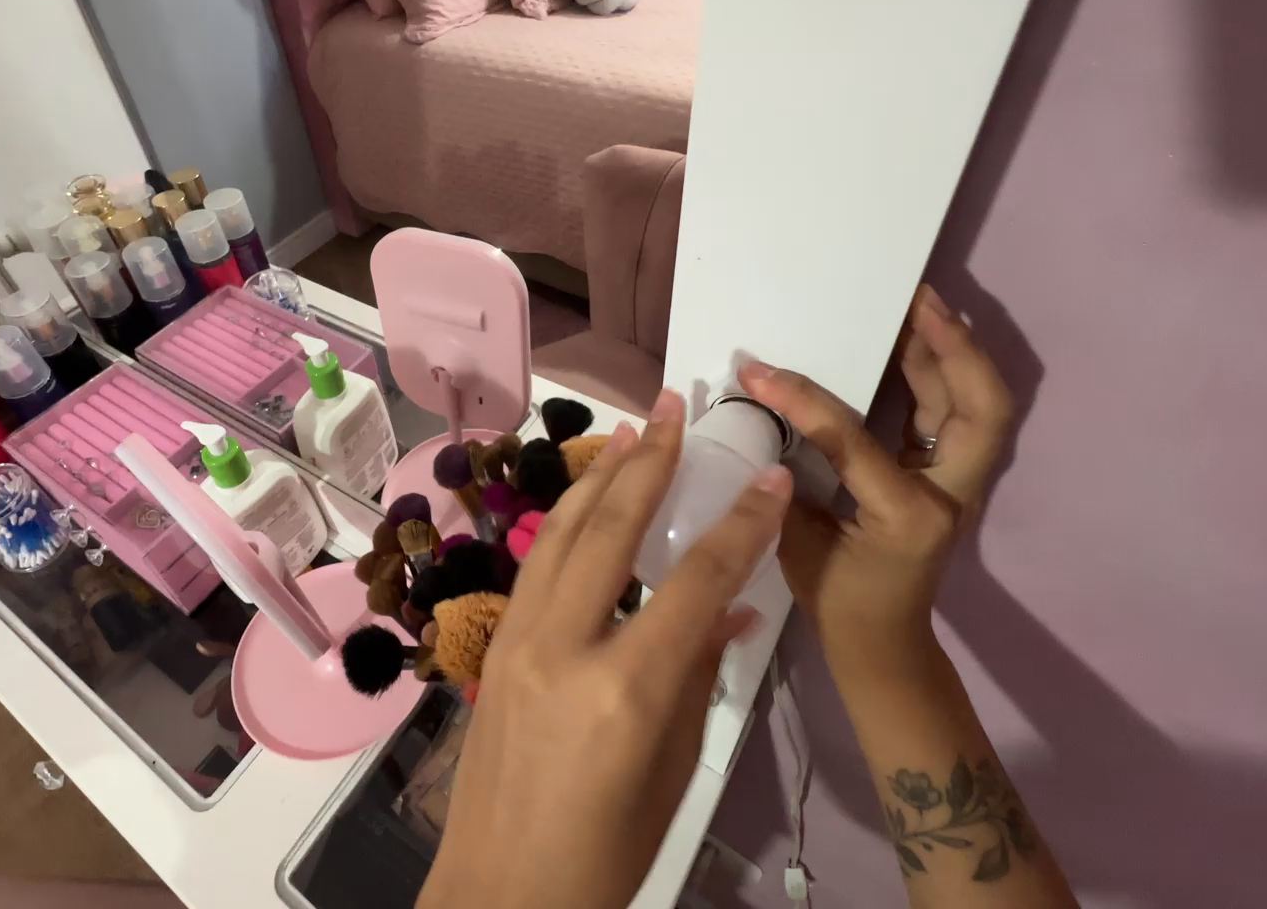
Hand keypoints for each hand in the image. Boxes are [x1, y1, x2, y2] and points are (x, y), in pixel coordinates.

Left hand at [419, 390, 791, 908]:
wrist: (501, 890)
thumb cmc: (607, 848)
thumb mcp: (674, 766)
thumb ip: (700, 672)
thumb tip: (734, 607)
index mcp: (626, 687)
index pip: (696, 581)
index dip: (741, 522)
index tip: (770, 475)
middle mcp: (564, 644)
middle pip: (612, 529)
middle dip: (650, 461)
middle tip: (672, 406)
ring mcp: (518, 637)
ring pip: (562, 532)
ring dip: (599, 476)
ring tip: (629, 432)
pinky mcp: (496, 643)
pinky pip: (537, 563)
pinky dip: (565, 519)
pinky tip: (585, 497)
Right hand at [738, 285, 1012, 669]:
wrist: (883, 642)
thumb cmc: (837, 599)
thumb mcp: (798, 543)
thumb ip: (787, 478)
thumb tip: (761, 416)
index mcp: (908, 516)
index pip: (855, 440)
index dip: (805, 401)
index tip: (761, 372)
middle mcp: (950, 495)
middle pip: (981, 408)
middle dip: (952, 347)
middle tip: (916, 299)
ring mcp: (959, 486)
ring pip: (980, 406)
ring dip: (953, 352)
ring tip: (922, 305)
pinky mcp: (950, 479)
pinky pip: (958, 416)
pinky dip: (944, 375)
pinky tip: (916, 346)